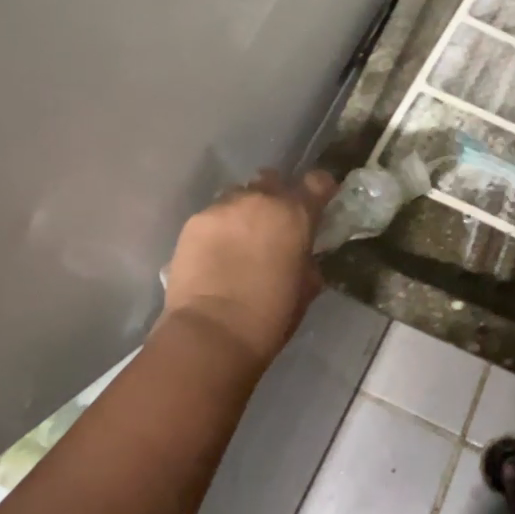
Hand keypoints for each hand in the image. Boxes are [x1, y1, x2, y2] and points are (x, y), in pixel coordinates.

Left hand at [163, 168, 337, 366]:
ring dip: (243, 212)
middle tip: (271, 226)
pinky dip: (217, 229)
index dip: (319, 190)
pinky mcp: (195, 221)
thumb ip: (306, 260)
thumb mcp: (305, 289)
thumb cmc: (269, 316)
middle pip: (272, 180)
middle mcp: (261, 199)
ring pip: (239, 196)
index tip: (317, 204)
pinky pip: (213, 215)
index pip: (318, 181)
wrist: (210, 333)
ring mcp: (224, 207)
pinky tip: (213, 255)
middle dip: (274, 198)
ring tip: (237, 241)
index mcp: (296, 214)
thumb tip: (302, 256)